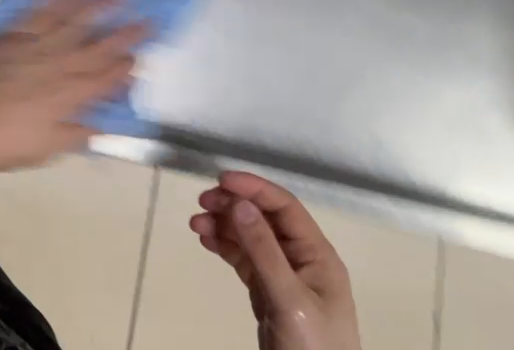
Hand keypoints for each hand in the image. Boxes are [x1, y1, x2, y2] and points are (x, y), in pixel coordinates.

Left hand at [0, 0, 147, 172]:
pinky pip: (40, 9)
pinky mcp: (14, 33)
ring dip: (99, 4)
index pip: (106, 78)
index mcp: (70, 95)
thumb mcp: (47, 148)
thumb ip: (76, 133)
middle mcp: (60, 64)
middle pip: (99, 45)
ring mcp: (37, 44)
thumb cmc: (4, 142)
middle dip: (126, 32)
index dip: (125, 68)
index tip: (140, 58)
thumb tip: (100, 126)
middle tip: (149, 19)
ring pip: (74, 19)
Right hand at [190, 172, 361, 349]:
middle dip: (234, 205)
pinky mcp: (268, 293)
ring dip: (224, 225)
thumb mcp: (289, 299)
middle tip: (201, 202)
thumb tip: (240, 203)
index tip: (221, 180)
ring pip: (251, 237)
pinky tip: (206, 240)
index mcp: (317, 255)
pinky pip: (244, 259)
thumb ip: (264, 251)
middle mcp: (302, 259)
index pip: (285, 207)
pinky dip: (225, 247)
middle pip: (265, 218)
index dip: (254, 188)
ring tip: (195, 224)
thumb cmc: (313, 348)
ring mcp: (284, 276)